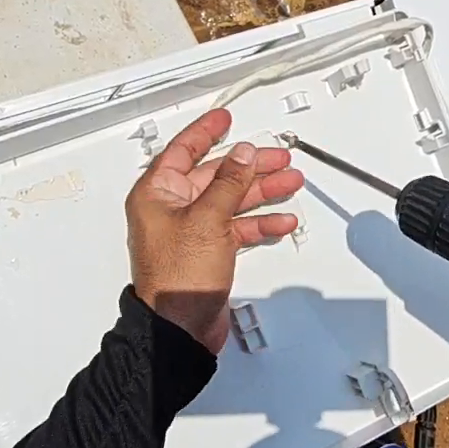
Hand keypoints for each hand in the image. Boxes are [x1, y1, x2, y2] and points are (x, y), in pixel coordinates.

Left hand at [126, 108, 304, 352]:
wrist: (180, 329)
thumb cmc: (176, 280)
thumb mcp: (207, 219)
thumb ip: (228, 183)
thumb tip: (242, 154)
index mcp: (158, 194)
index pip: (183, 150)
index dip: (206, 131)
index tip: (225, 118)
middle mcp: (173, 209)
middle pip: (217, 175)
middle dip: (250, 165)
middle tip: (278, 156)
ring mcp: (193, 230)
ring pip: (232, 200)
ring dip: (262, 192)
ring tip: (290, 182)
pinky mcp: (209, 251)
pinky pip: (239, 227)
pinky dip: (261, 223)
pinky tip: (281, 220)